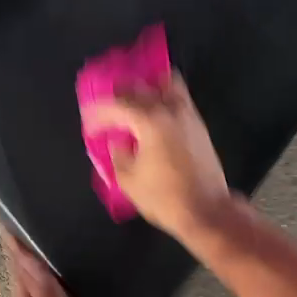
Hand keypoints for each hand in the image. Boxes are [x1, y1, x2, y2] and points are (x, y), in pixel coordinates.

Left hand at [3, 230, 86, 296]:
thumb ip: (46, 291)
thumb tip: (30, 255)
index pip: (16, 263)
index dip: (12, 240)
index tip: (6, 216)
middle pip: (18, 274)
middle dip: (19, 251)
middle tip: (19, 227)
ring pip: (25, 288)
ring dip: (27, 268)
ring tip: (35, 251)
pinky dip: (37, 287)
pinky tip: (48, 290)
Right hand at [82, 73, 231, 239]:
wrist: (207, 211)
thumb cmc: (165, 197)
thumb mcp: (128, 180)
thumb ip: (118, 154)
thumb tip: (118, 142)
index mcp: (149, 120)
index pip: (116, 104)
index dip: (98, 112)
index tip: (89, 123)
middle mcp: (169, 109)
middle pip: (138, 88)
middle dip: (118, 95)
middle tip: (106, 110)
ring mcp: (187, 114)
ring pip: (163, 85)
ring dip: (144, 90)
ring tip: (131, 102)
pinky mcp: (198, 124)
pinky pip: (177, 97)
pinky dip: (162, 97)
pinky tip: (153, 111)